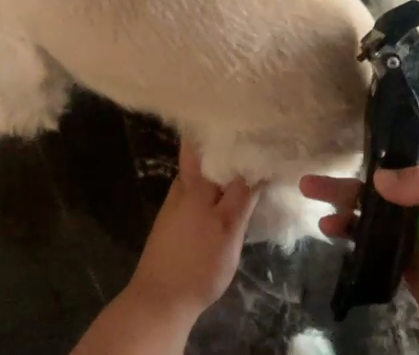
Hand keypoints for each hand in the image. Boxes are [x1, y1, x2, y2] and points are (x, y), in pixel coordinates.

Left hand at [126, 140, 262, 318]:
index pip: (202, 139)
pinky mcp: (175, 225)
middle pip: (202, 157)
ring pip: (201, 178)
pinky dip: (215, 192)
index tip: (242, 117)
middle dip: (225, 147)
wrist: (160, 302)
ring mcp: (175, 207)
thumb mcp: (229, 227)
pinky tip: (230, 199)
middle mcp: (181, 187)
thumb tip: (259, 163)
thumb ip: (243, 194)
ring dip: (221, 171)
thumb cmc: (198, 262)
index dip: (219, 126)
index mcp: (192, 181)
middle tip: (254, 141)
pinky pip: (198, 197)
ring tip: (249, 166)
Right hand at [303, 133, 418, 353]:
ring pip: (369, 203)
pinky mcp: (397, 254)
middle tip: (318, 161)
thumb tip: (379, 177)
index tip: (375, 109)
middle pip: (383, 172)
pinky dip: (345, 229)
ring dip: (341, 197)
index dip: (405, 123)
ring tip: (309, 191)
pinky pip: (366, 236)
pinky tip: (329, 229)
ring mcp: (408, 226)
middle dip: (353, 166)